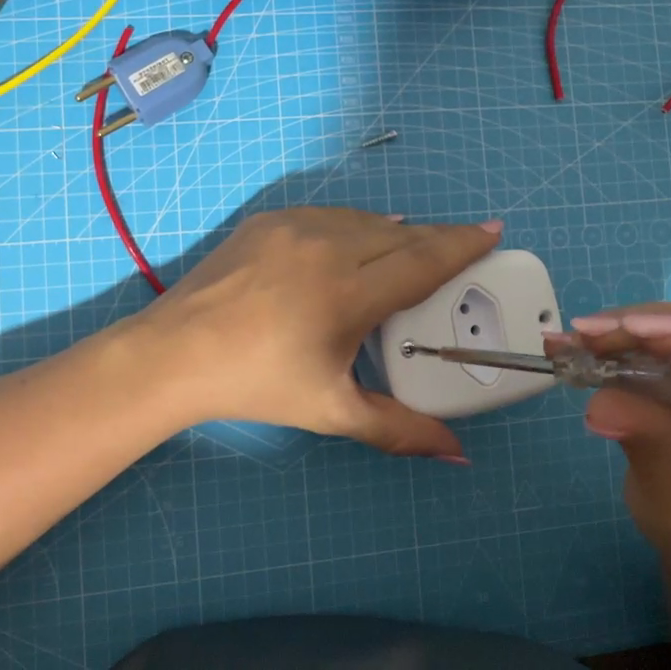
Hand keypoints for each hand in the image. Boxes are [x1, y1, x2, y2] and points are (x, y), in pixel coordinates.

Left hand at [125, 208, 500, 458]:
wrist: (177, 352)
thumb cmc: (258, 383)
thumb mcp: (331, 411)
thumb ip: (399, 430)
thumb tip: (456, 453)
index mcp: (350, 291)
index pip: (424, 261)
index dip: (463, 245)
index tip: (493, 231)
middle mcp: (327, 246)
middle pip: (399, 235)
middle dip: (433, 240)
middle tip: (458, 250)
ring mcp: (293, 227)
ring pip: (361, 220)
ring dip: (391, 232)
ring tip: (408, 250)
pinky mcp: (267, 220)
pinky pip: (326, 216)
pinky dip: (351, 225)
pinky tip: (356, 238)